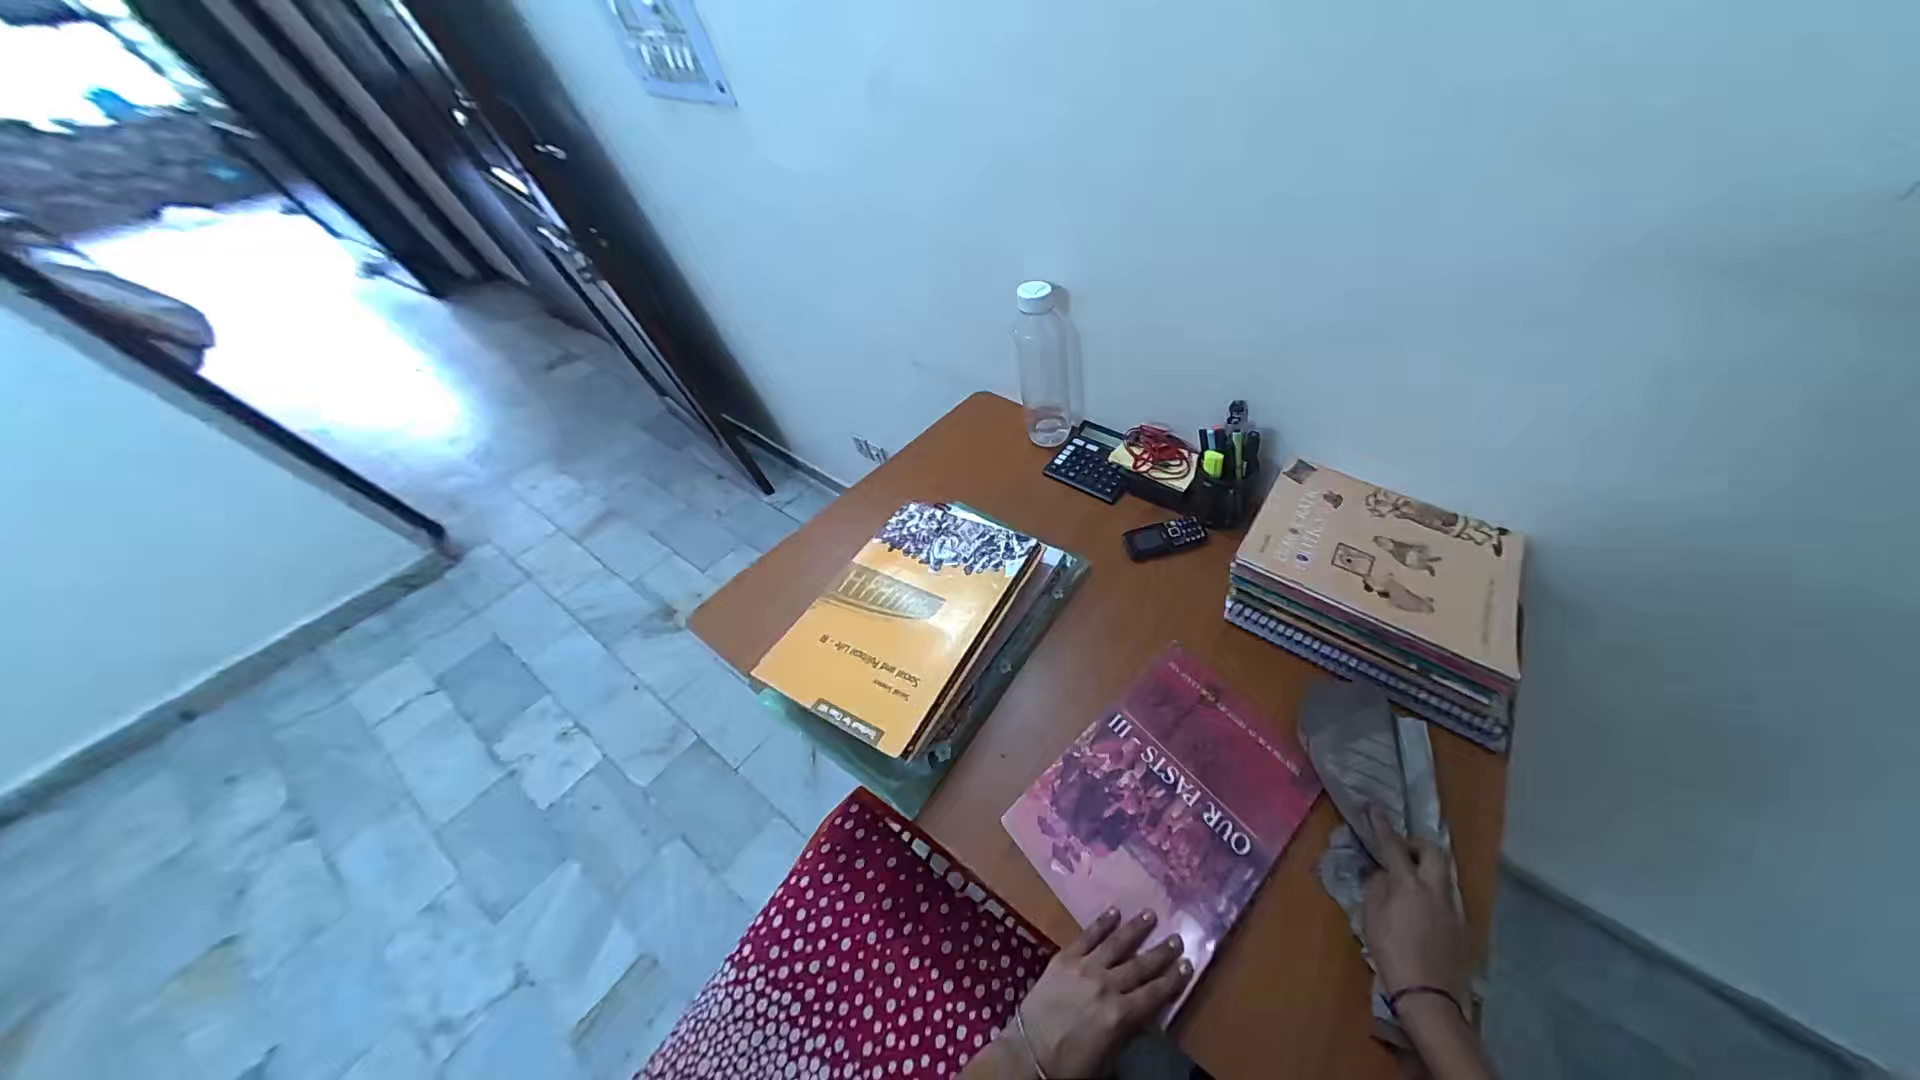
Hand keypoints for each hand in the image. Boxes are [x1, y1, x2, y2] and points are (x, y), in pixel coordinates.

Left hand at [1016, 908, 1191, 1077]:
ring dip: (1135, 929)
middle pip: (1140, 966)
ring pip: (1116, 944)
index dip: (1173, 980)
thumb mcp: (1108, 1056)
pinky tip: (1113, 911)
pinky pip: (1087, 936)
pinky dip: (1101, 923)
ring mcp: (1084, 967)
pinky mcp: (1065, 957)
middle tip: (1176, 937)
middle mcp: (1106, 986)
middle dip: (1161, 952)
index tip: (1188, 964)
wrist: (1029, 1050)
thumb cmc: (1071, 1063)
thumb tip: (1143, 1016)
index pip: (1154, 994)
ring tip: (1150, 914)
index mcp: (1120, 1015)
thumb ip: (1127, 1031)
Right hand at [1362, 806, 1468, 1002]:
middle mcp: (1437, 891)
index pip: (1393, 846)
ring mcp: (1456, 909)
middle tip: (1401, 850)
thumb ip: (1376, 886)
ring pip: (1446, 874)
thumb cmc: (1391, 952)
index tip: (1373, 807)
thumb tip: (1381, 872)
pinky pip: (1450, 897)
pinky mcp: (1465, 927)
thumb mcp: (1371, 916)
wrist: (1429, 995)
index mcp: (1409, 885)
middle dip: (1417, 843)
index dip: (1381, 824)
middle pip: (1435, 851)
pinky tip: (1423, 910)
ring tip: (1411, 881)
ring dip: (1428, 868)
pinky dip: (1434, 892)